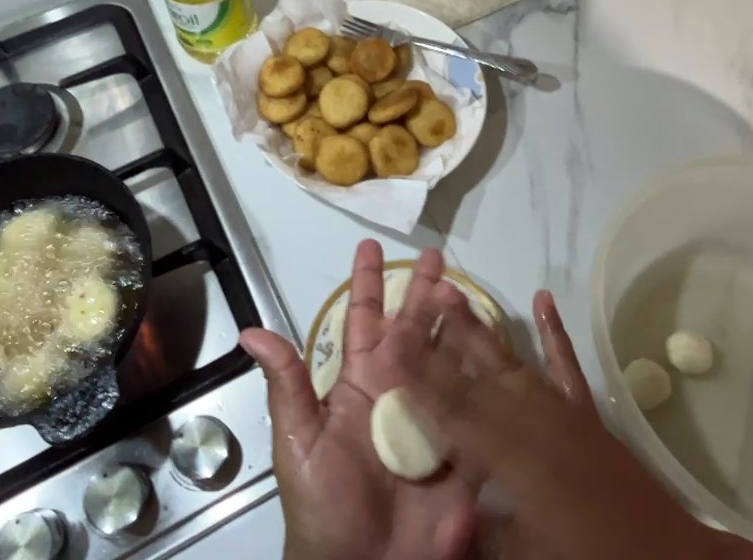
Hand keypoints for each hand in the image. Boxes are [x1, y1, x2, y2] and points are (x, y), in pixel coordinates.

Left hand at [240, 242, 477, 559]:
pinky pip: (480, 403)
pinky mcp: (465, 447)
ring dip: (458, 319)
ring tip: (466, 284)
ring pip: (450, 354)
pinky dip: (490, 372)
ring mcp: (434, 415)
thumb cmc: (323, 506)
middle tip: (438, 254)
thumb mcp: (299, 441)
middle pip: (415, 327)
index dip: (367, 283)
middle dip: (424, 290)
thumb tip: (251, 332)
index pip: (363, 320)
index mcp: (360, 383)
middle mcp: (400, 389)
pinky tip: (501, 343)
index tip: (371, 247)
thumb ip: (287, 384)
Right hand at [402, 288, 752, 559]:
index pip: (450, 411)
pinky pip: (565, 365)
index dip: (415, 377)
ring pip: (509, 361)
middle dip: (434, 342)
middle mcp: (530, 424)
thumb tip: (439, 511)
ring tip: (449, 290)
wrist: (666, 556)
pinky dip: (553, 332)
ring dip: (476, 327)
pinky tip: (542, 299)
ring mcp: (560, 412)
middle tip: (404, 303)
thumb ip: (479, 533)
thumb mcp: (526, 557)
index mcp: (509, 460)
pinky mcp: (586, 413)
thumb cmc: (590, 559)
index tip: (387, 343)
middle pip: (471, 377)